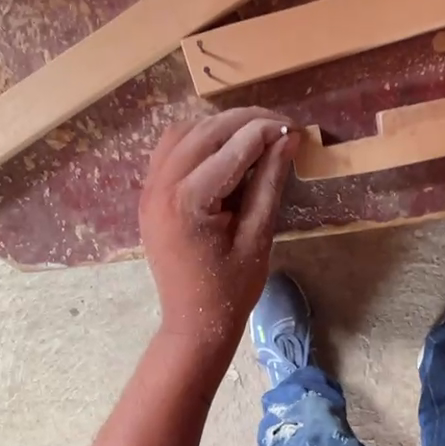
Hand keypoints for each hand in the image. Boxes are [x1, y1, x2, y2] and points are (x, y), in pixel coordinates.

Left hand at [138, 107, 300, 345]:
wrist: (194, 324)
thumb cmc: (230, 291)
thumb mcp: (257, 238)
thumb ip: (269, 184)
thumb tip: (287, 140)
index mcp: (189, 202)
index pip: (232, 148)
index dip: (265, 132)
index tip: (294, 127)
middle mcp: (161, 187)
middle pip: (204, 131)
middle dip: (244, 122)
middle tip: (280, 125)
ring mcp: (150, 189)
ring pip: (183, 133)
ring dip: (218, 127)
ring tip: (255, 135)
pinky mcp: (150, 195)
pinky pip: (170, 151)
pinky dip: (198, 141)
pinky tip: (224, 149)